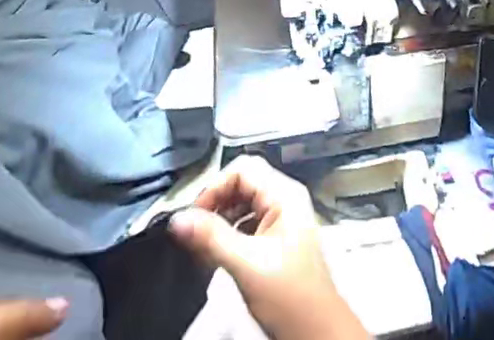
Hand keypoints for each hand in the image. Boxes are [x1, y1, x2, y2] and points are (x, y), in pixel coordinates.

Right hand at [169, 156, 368, 339]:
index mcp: (285, 194)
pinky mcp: (279, 235)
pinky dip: (232, 229)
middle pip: (245, 181)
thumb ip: (211, 238)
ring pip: (246, 201)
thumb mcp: (245, 265)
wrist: (316, 329)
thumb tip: (176, 219)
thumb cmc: (286, 295)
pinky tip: (218, 252)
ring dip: (222, 216)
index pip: (244, 168)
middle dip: (217, 201)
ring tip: (202, 244)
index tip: (192, 218)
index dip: (215, 187)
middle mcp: (286, 197)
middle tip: (193, 231)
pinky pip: (250, 219)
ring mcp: (285, 216)